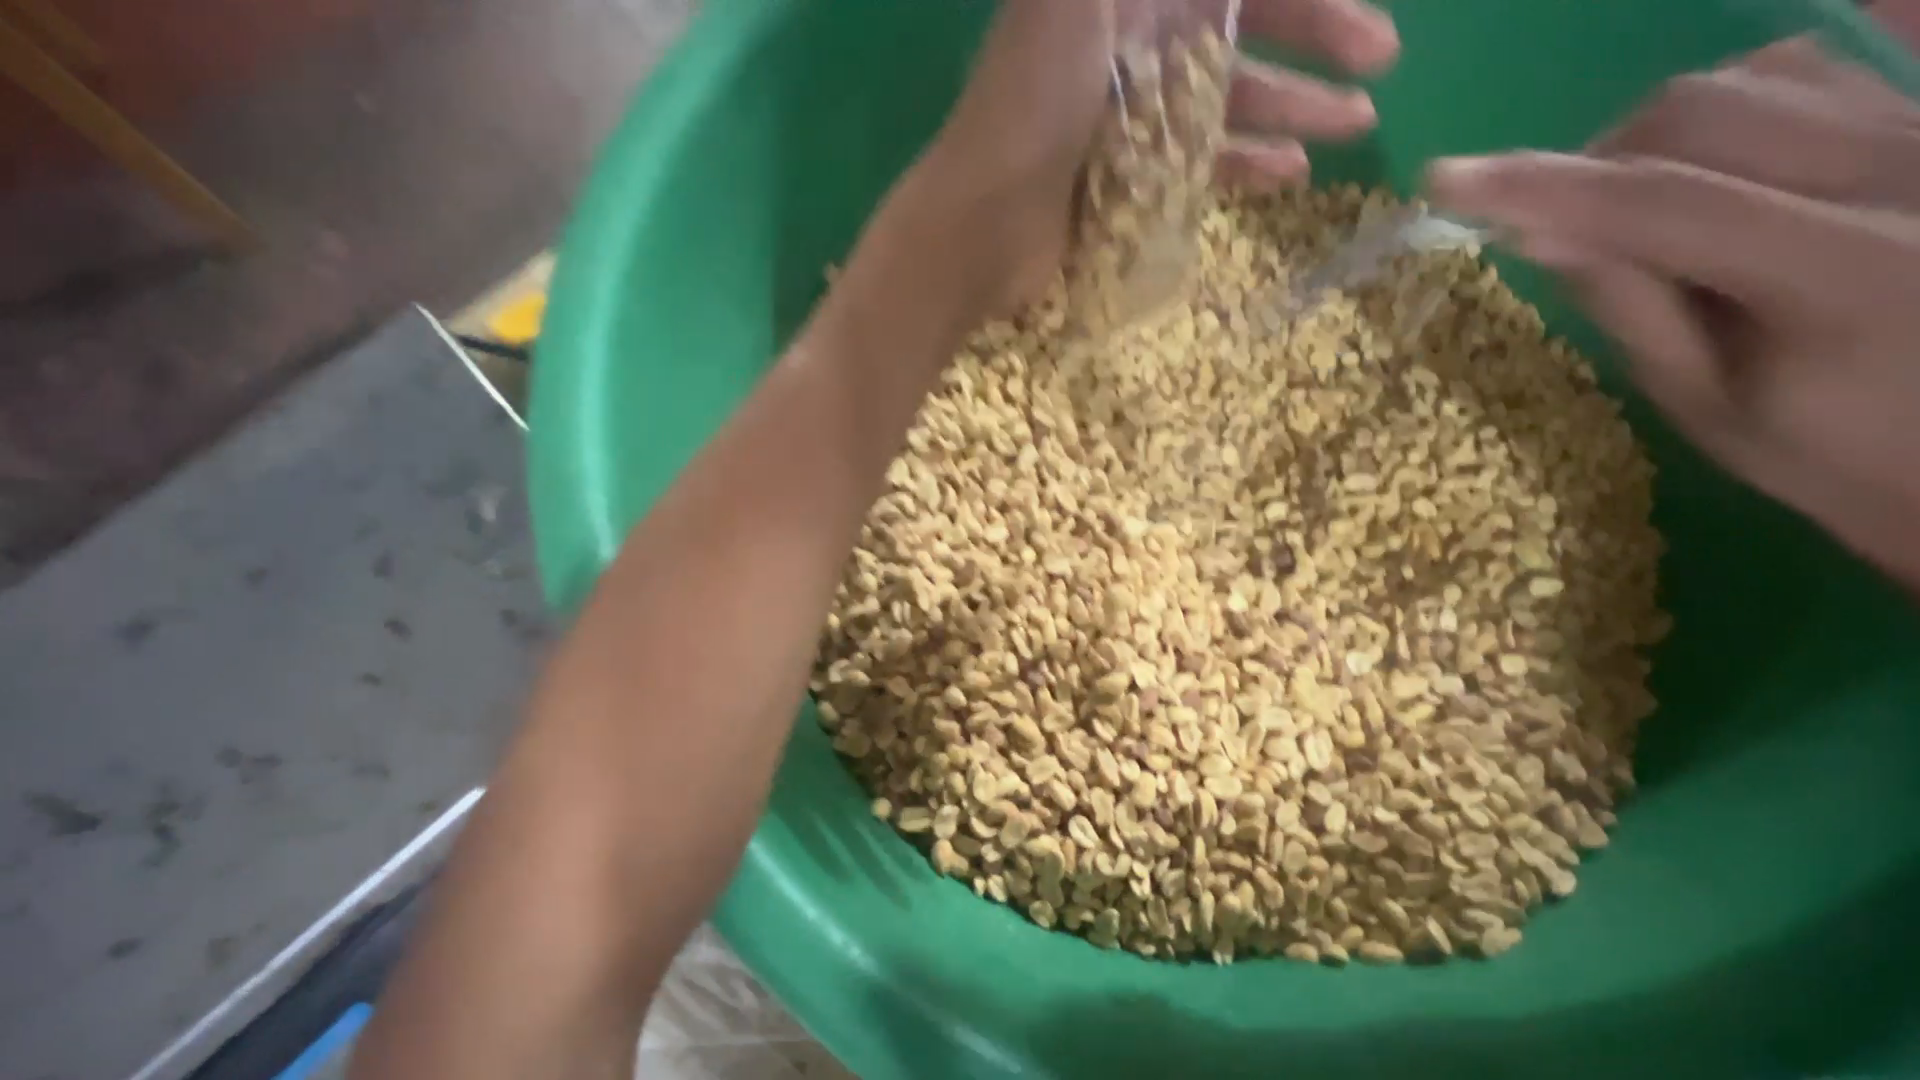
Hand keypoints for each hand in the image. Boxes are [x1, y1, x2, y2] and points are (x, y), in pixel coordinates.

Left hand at [901, 0, 1398, 314]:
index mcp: (1119, 0)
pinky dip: (1244, 166)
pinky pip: (1197, 165)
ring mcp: (1125, 119)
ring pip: (1223, 101)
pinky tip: (1292, 176)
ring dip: (1291, 107)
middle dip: (1311, 36)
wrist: (980, 225)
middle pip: (1231, 32)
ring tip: (1356, 126)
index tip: (1352, 14)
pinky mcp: (1125, 182)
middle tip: (1383, 62)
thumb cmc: (1030, 104)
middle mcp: (1126, 48)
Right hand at [1426, 44, 1919, 587]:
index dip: (1541, 187)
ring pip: (1762, 75)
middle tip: (1562, 217)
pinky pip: (1830, 62)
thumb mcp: (1706, 403)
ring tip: (1641, 194)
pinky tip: (1715, 155)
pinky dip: (1742, 98)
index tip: (1446, 178)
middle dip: (1601, 159)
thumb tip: (1537, 230)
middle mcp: (1907, 178)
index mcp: (1845, 274)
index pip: (1657, 204)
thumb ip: (1629, 305)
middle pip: (1705, 117)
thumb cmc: (1834, 453)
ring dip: (1665, 131)